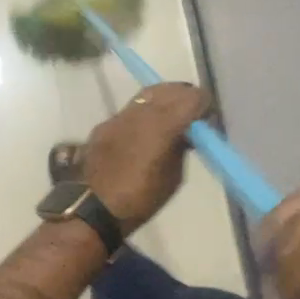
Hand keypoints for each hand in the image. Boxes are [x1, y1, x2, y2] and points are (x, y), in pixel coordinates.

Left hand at [82, 82, 209, 231]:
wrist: (92, 208)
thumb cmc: (141, 199)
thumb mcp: (173, 177)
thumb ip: (181, 147)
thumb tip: (186, 132)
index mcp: (161, 127)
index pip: (190, 98)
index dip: (203, 103)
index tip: (207, 116)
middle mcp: (139, 113)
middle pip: (169, 89)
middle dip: (184, 96)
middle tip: (192, 113)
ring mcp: (118, 116)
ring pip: (147, 94)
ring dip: (163, 100)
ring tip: (171, 116)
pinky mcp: (103, 124)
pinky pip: (129, 109)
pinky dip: (144, 113)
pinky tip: (145, 130)